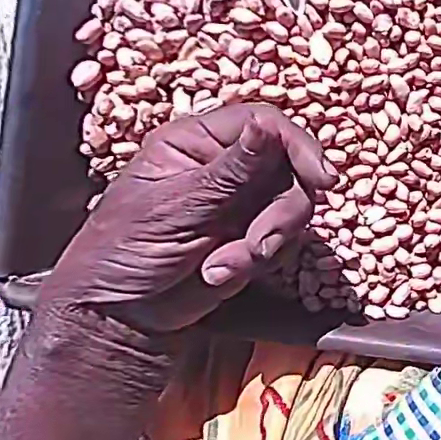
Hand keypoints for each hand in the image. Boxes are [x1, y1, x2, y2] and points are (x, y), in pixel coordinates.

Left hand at [38, 104, 335, 339]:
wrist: (119, 316)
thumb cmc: (122, 251)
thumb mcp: (176, 206)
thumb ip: (231, 169)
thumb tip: (266, 125)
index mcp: (197, 141)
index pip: (264, 122)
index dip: (299, 146)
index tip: (322, 179)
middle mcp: (229, 164)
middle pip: (292, 167)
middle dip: (283, 211)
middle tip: (261, 243)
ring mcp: (246, 199)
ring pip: (296, 205)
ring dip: (268, 241)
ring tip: (225, 266)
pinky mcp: (256, 232)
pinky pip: (287, 238)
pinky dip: (261, 260)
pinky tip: (223, 272)